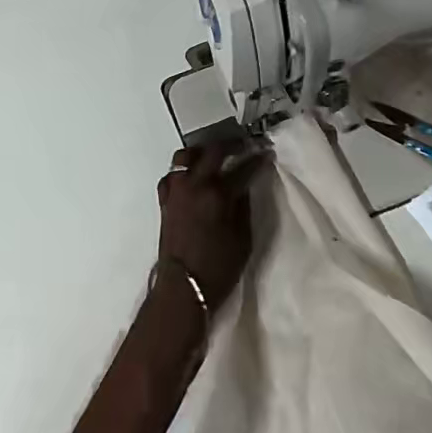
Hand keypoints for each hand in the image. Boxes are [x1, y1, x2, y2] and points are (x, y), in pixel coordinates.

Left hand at [156, 140, 267, 309]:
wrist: (182, 288)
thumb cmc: (218, 267)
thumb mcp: (243, 238)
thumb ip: (244, 206)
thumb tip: (244, 186)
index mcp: (217, 194)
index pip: (242, 168)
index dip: (257, 159)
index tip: (267, 153)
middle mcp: (194, 185)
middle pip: (212, 151)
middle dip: (231, 145)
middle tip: (244, 146)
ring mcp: (175, 190)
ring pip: (186, 156)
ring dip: (203, 152)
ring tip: (216, 157)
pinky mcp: (164, 200)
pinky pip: (174, 174)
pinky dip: (185, 170)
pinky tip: (194, 178)